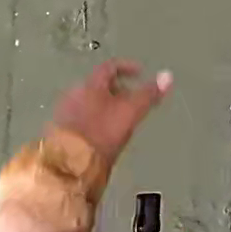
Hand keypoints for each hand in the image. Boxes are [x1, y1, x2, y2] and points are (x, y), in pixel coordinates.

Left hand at [51, 60, 171, 163]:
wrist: (72, 164)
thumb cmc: (103, 132)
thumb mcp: (131, 112)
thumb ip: (149, 94)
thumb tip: (167, 76)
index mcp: (91, 84)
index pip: (110, 67)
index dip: (127, 68)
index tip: (140, 73)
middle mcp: (75, 93)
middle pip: (100, 84)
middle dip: (118, 88)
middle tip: (134, 98)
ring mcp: (66, 111)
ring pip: (91, 100)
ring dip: (107, 104)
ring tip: (122, 117)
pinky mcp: (63, 129)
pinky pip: (83, 115)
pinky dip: (96, 117)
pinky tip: (105, 132)